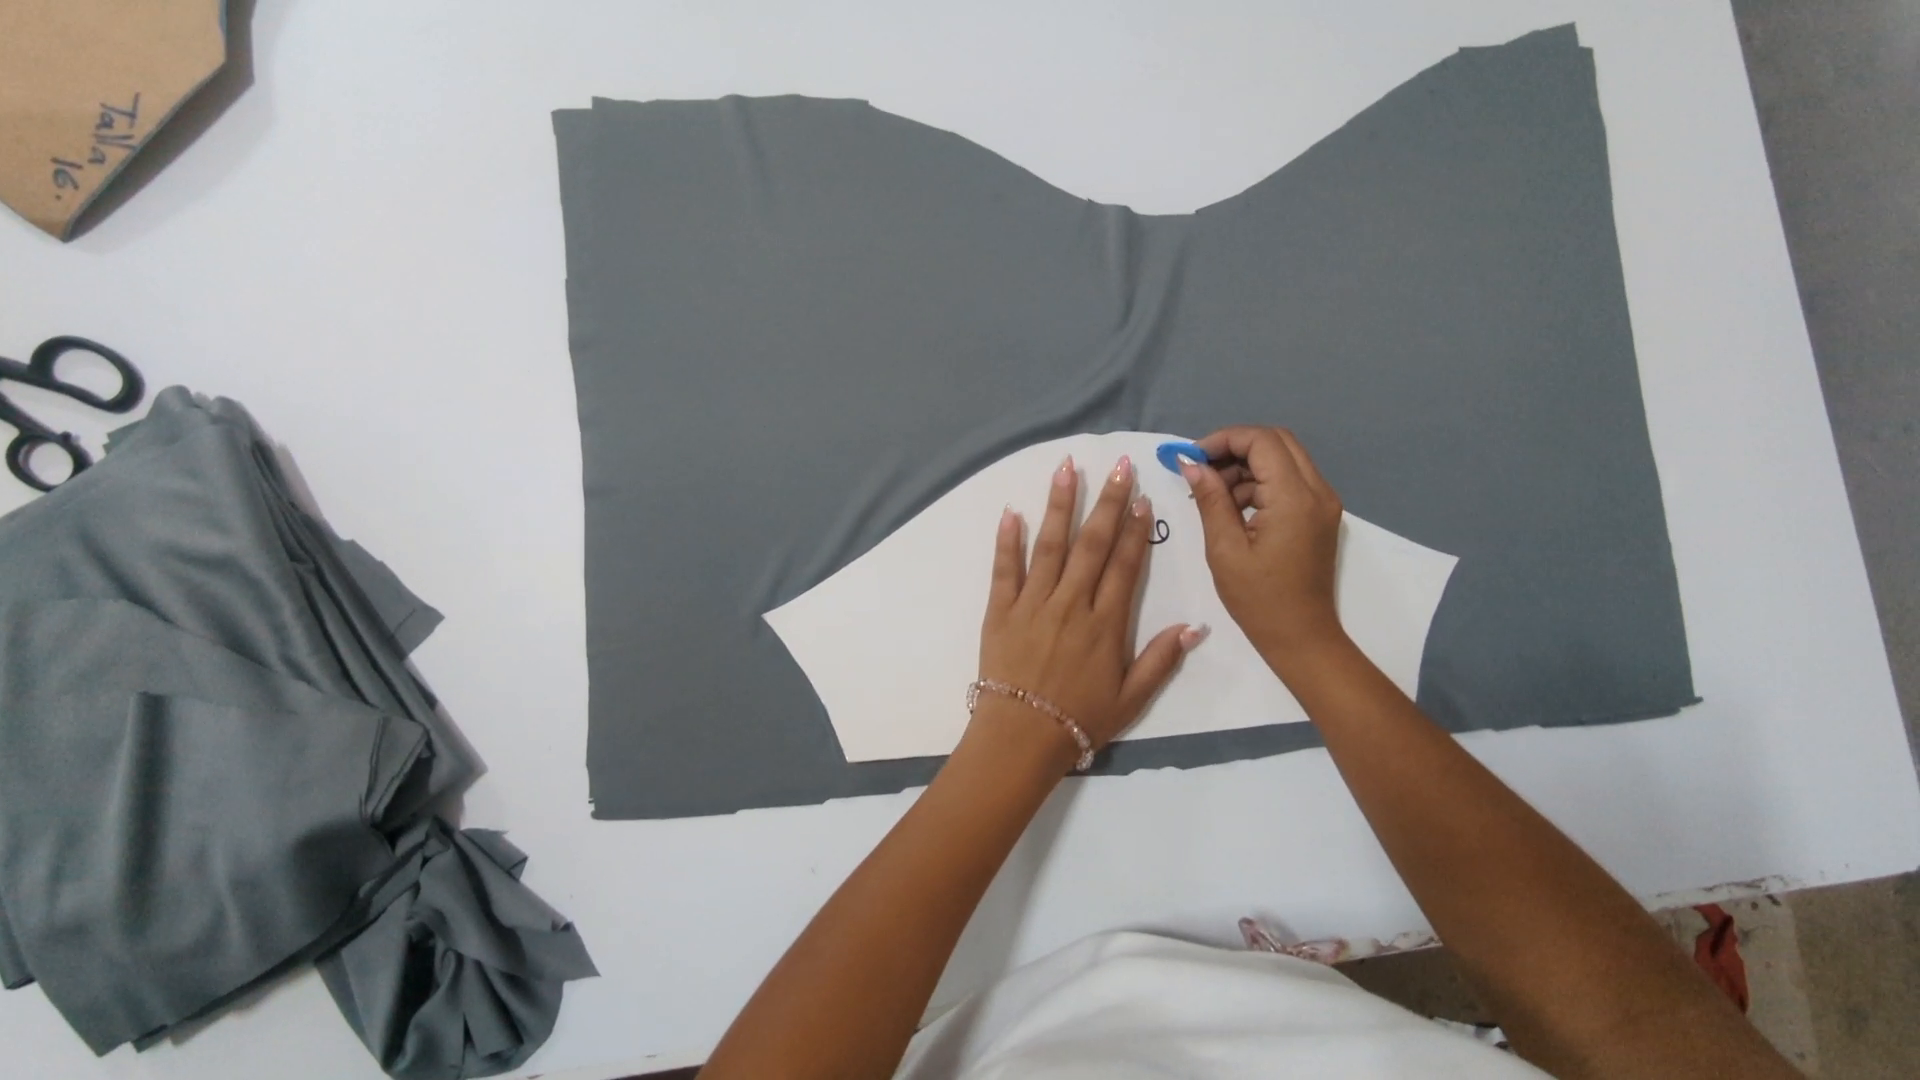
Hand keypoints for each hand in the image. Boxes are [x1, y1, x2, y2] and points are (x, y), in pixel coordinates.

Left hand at [976, 454, 1202, 767]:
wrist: (1021, 738)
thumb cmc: (1080, 720)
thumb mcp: (1131, 699)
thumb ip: (1161, 660)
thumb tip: (1196, 626)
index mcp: (1105, 623)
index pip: (1125, 566)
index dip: (1136, 530)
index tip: (1144, 498)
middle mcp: (1071, 603)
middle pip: (1092, 544)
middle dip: (1108, 502)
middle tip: (1120, 466)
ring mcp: (1033, 604)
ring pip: (1050, 545)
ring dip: (1060, 505)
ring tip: (1068, 468)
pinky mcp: (1000, 610)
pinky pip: (1004, 569)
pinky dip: (1007, 540)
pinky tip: (1013, 511)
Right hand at [1181, 427, 1347, 662]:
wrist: (1301, 637)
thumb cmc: (1258, 599)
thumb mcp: (1225, 549)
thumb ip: (1211, 500)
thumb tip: (1192, 465)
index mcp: (1294, 498)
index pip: (1262, 442)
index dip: (1224, 439)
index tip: (1192, 457)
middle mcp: (1317, 491)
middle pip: (1277, 442)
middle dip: (1235, 447)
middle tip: (1201, 469)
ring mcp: (1322, 503)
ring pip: (1284, 459)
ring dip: (1247, 466)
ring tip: (1212, 493)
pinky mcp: (1319, 515)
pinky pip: (1290, 480)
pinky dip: (1260, 482)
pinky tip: (1233, 506)